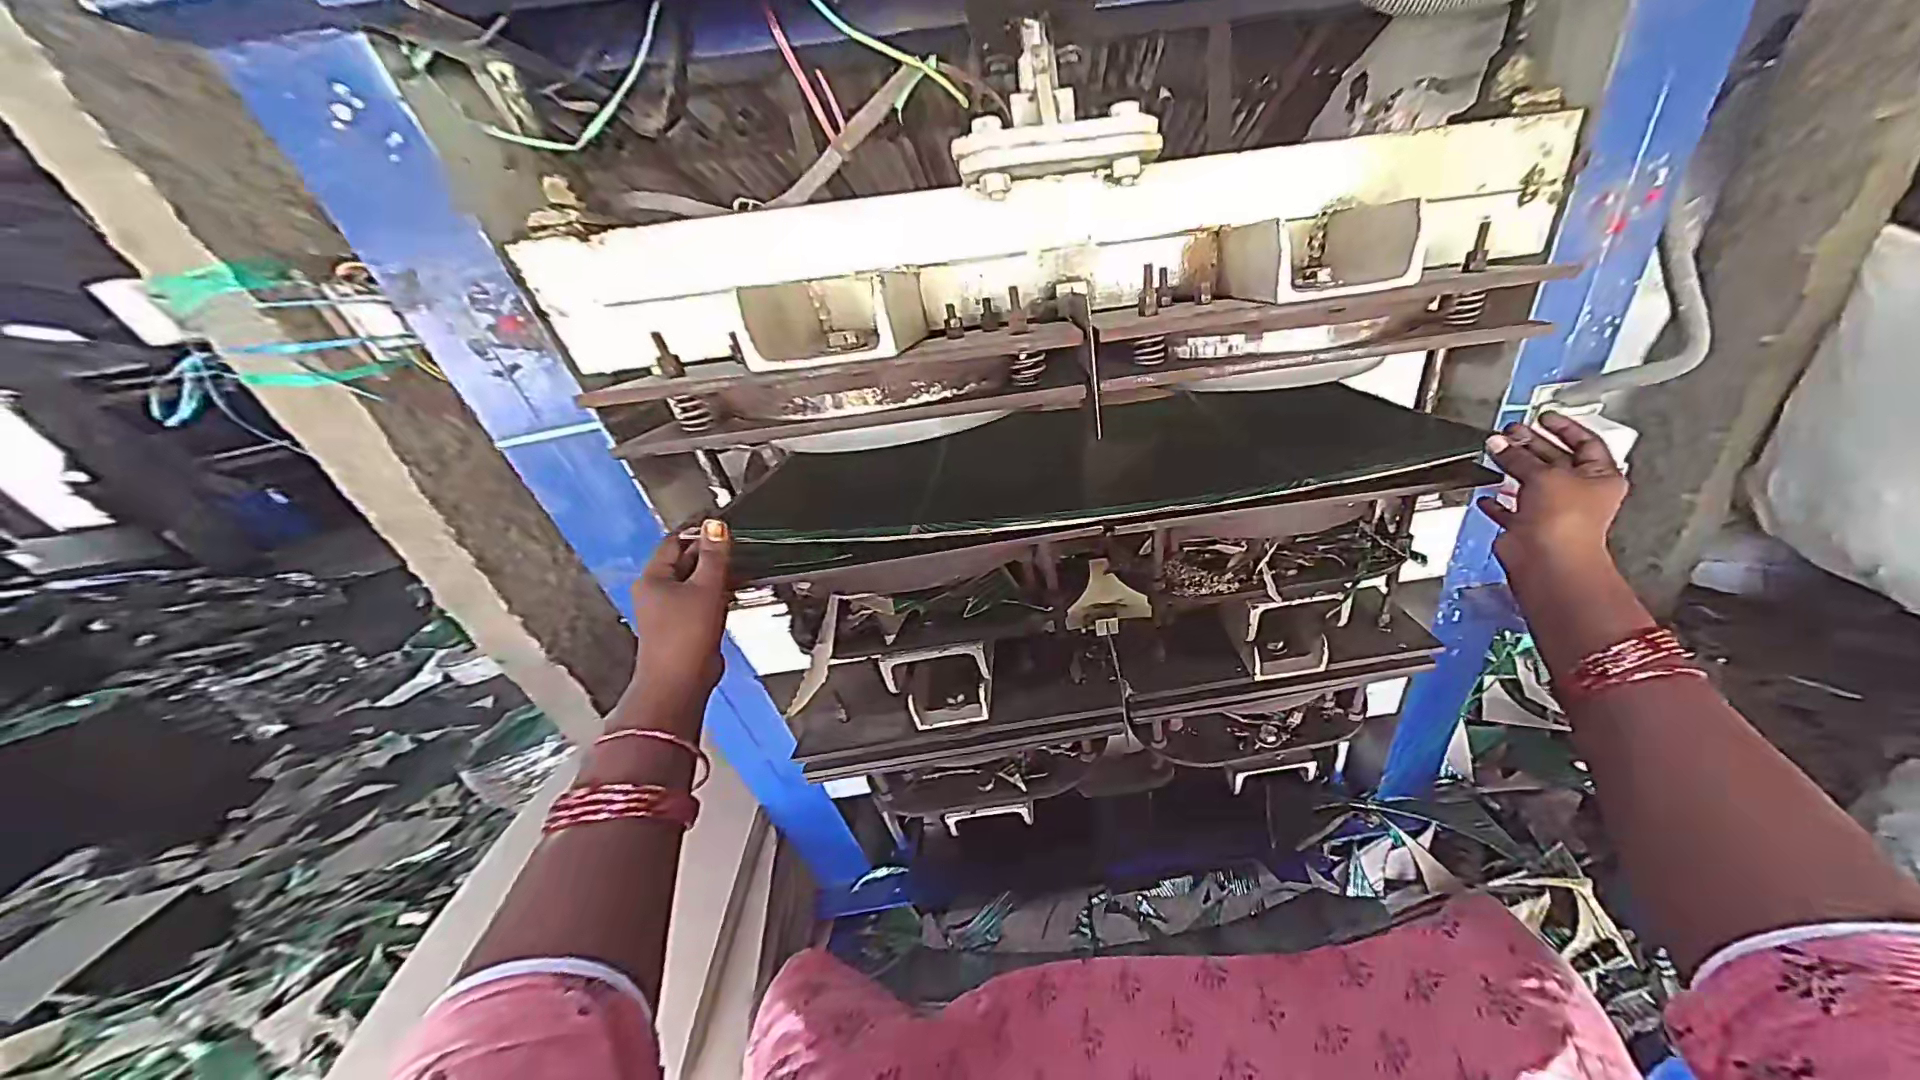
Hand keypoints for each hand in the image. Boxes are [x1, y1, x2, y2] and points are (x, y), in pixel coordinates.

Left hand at [625, 519, 732, 723]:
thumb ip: (713, 555)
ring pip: (695, 583)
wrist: (680, 682)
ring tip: (741, 568)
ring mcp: (669, 611)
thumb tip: (716, 525)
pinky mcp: (684, 627)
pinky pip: (701, 602)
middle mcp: (656, 592)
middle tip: (738, 546)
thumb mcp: (705, 588)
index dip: (698, 532)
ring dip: (716, 576)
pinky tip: (734, 594)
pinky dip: (716, 595)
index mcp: (653, 578)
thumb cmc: (686, 634)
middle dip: (710, 554)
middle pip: (685, 562)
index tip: (723, 525)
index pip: (675, 542)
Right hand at [1478, 412, 1627, 575]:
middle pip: (1554, 460)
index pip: (1585, 443)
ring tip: (1495, 452)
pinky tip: (1488, 494)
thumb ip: (1518, 457)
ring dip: (1511, 468)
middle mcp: (1578, 492)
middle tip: (1511, 432)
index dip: (1564, 428)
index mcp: (1600, 477)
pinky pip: (1510, 509)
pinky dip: (1498, 501)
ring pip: (1529, 482)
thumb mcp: (1544, 475)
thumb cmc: (1565, 520)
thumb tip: (1500, 442)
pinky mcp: (1527, 526)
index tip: (1544, 417)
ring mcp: (1552, 510)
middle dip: (1531, 445)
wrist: (1547, 557)